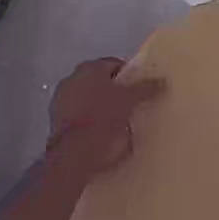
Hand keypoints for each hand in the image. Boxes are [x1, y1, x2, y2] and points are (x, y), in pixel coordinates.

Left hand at [47, 57, 163, 176]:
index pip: (115, 65)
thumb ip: (146, 88)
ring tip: (120, 122)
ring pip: (88, 99)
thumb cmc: (105, 118)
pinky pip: (80, 117)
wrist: (77, 154)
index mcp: (89, 68)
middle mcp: (72, 79)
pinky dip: (90, 122)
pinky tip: (103, 134)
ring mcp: (61, 102)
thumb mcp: (132, 100)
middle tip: (132, 104)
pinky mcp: (56, 123)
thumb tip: (161, 81)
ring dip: (101, 107)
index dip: (129, 77)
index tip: (140, 89)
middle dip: (114, 91)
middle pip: (100, 82)